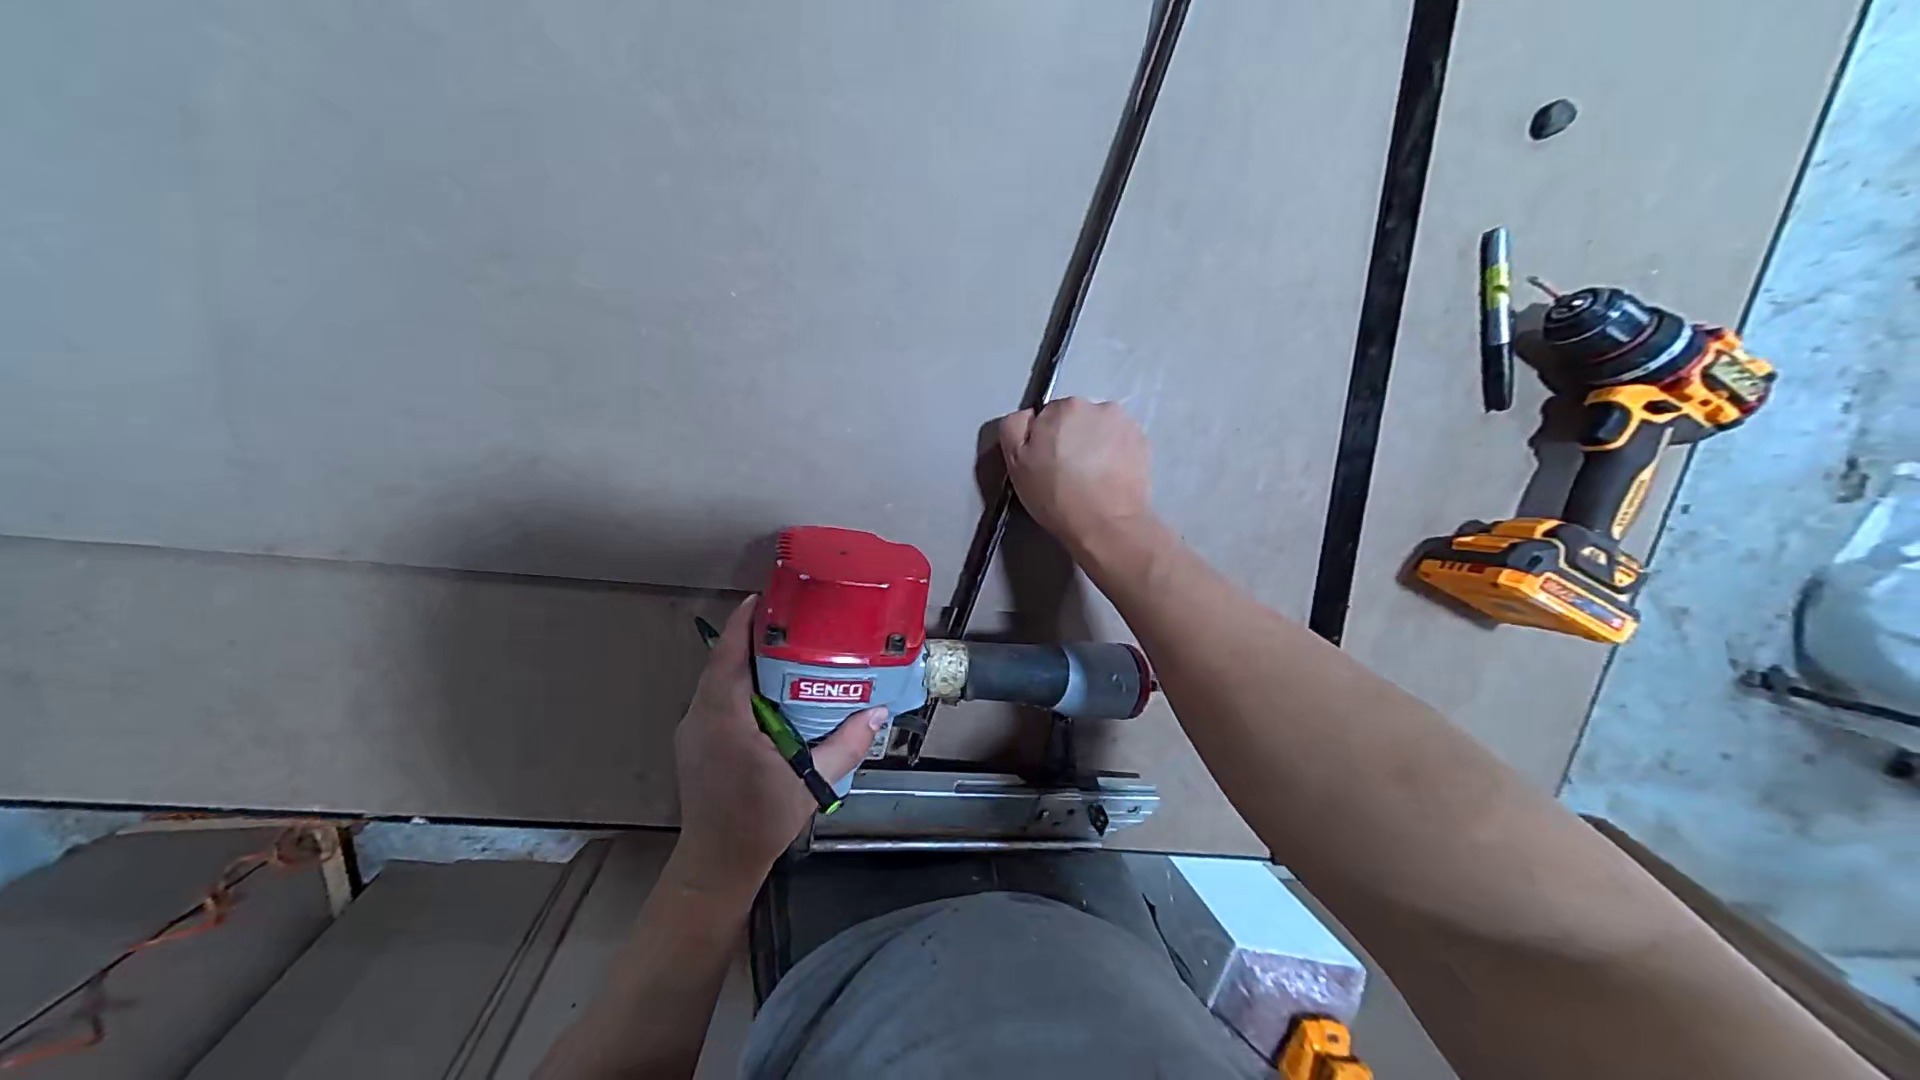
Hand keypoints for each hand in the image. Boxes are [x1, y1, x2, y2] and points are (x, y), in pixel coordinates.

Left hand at [671, 597, 884, 892]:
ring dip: (745, 658)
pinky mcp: (696, 739)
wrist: (718, 861)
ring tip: (784, 645)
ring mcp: (693, 728)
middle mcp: (700, 717)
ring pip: (717, 678)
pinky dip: (739, 681)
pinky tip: (769, 686)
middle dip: (751, 635)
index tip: (764, 597)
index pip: (727, 657)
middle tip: (790, 618)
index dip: (743, 623)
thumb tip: (878, 711)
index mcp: (723, 721)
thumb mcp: (809, 782)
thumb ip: (846, 744)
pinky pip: (716, 696)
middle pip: (722, 661)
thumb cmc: (760, 821)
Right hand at [998, 397, 1154, 554]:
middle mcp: (1099, 407)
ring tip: (1089, 478)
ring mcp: (1125, 424)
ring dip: (1094, 446)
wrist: (1106, 525)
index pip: (1047, 416)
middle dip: (1070, 439)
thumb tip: (1027, 417)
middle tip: (1066, 473)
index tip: (1045, 463)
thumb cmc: (1057, 496)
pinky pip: (1120, 444)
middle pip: (1076, 420)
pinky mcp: (1143, 444)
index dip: (1043, 441)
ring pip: (1100, 430)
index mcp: (1065, 407)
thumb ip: (1014, 427)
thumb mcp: (1015, 462)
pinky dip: (1114, 456)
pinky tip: (1107, 480)